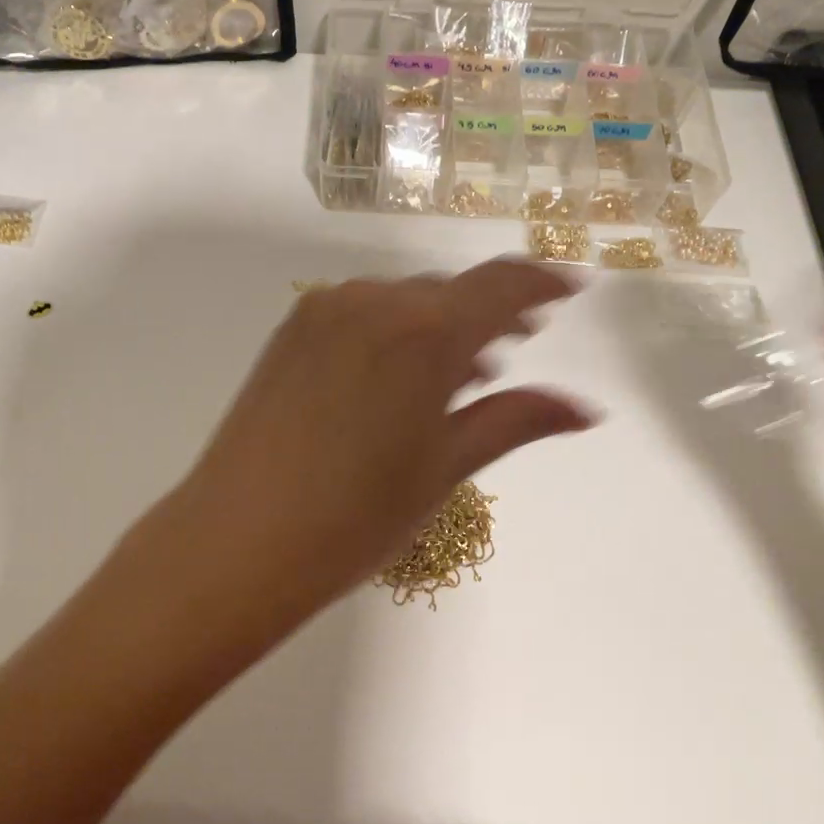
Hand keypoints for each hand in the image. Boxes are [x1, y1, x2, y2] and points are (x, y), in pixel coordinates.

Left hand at [171, 258, 593, 610]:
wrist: (239, 538)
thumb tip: (584, 409)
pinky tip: (400, 377)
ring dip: (440, 325)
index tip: (571, 291)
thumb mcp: (446, 467)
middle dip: (490, 314)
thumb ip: (515, 421)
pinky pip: (361, 314)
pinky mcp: (290, 332)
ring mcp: (323, 313)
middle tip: (518, 346)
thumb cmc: (357, 515)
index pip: (502, 286)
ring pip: (402, 302)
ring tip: (461, 374)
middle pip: (449, 292)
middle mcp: (374, 302)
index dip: (542, 285)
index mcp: (425, 330)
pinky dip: (395, 332)